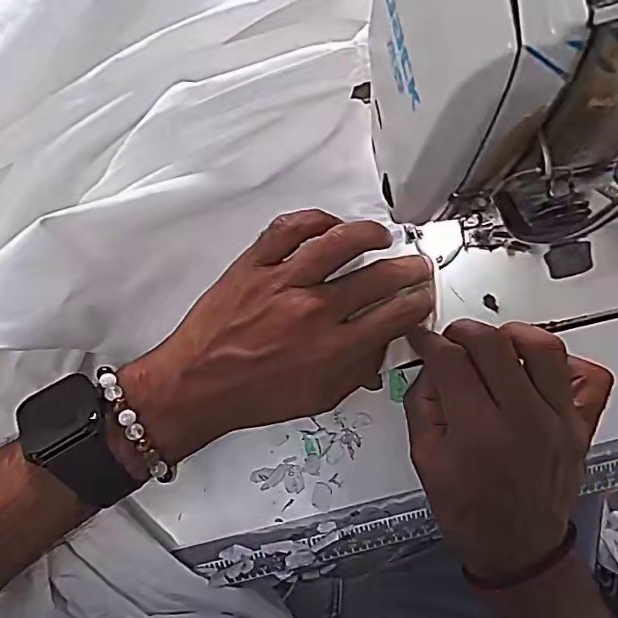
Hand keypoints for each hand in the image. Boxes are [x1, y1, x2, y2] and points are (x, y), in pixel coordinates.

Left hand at [119, 210, 434, 462]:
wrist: (196, 386)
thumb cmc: (249, 395)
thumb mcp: (318, 397)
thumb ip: (356, 370)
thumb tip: (381, 347)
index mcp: (332, 349)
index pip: (395, 315)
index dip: (418, 302)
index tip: (421, 297)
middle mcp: (311, 312)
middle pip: (378, 277)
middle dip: (408, 269)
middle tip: (413, 266)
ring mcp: (282, 284)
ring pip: (339, 242)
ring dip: (370, 234)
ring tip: (379, 236)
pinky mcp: (254, 266)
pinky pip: (289, 229)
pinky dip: (315, 220)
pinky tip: (328, 225)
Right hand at [403, 320, 612, 581]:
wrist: (517, 548)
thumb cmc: (472, 514)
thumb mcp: (426, 460)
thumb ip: (422, 406)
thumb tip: (429, 368)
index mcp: (477, 432)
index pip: (450, 360)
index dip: (429, 342)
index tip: (424, 339)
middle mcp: (523, 421)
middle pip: (493, 344)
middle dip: (463, 332)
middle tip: (453, 341)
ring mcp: (558, 422)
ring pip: (543, 347)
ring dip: (512, 335)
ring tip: (496, 344)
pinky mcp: (581, 426)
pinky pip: (589, 377)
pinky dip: (567, 363)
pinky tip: (540, 370)